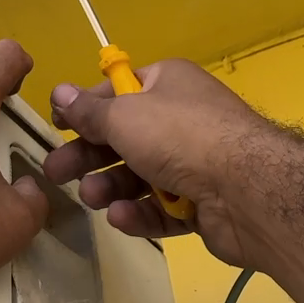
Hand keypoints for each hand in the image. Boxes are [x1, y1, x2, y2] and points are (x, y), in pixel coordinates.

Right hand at [43, 59, 286, 270]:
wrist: (247, 189)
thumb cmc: (179, 136)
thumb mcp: (124, 116)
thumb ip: (89, 111)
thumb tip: (59, 92)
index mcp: (166, 84)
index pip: (116, 92)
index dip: (84, 108)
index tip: (56, 126)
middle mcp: (180, 118)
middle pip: (123, 137)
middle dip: (89, 155)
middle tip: (55, 173)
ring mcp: (194, 163)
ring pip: (139, 175)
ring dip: (111, 186)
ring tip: (91, 197)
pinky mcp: (201, 204)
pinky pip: (161, 207)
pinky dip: (140, 212)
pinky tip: (121, 217)